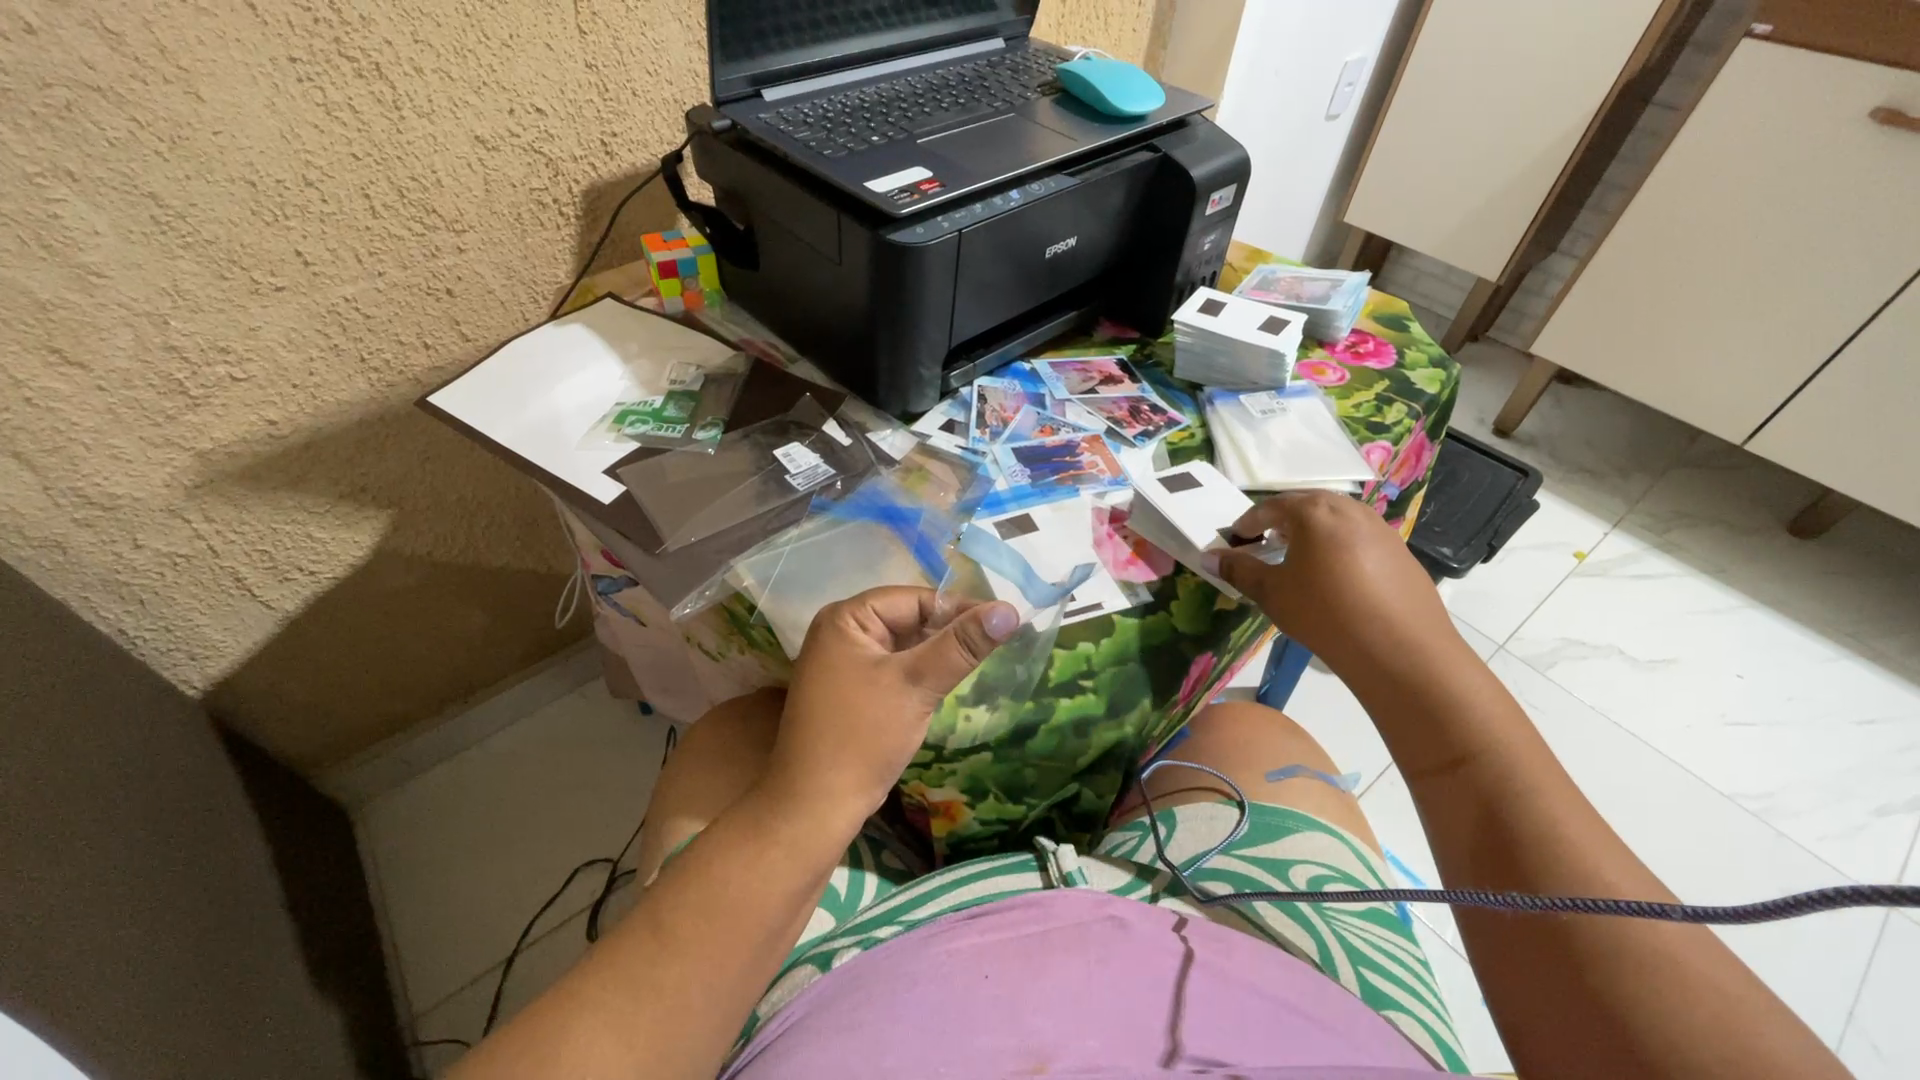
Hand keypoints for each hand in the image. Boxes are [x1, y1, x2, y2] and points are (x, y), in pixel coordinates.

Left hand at [765, 586, 1018, 831]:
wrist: (815, 806)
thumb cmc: (863, 737)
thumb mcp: (917, 684)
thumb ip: (962, 645)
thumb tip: (1011, 611)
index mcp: (845, 618)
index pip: (915, 599)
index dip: (960, 610)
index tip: (1005, 624)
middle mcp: (839, 632)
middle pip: (908, 620)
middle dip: (949, 633)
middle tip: (998, 645)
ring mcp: (841, 663)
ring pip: (903, 646)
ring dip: (937, 655)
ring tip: (979, 663)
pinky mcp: (849, 690)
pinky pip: (892, 669)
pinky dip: (919, 674)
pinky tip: (945, 686)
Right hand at [1215, 492, 1459, 680]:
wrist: (1399, 647)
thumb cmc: (1324, 613)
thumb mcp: (1272, 593)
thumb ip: (1239, 570)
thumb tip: (1209, 556)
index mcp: (1313, 511)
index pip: (1270, 507)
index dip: (1248, 523)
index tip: (1235, 540)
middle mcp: (1348, 508)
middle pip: (1306, 505)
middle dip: (1280, 521)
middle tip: (1264, 543)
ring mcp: (1379, 526)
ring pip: (1335, 518)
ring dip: (1311, 531)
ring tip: (1298, 557)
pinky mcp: (1399, 549)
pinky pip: (1358, 536)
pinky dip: (1338, 545)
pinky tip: (1334, 576)